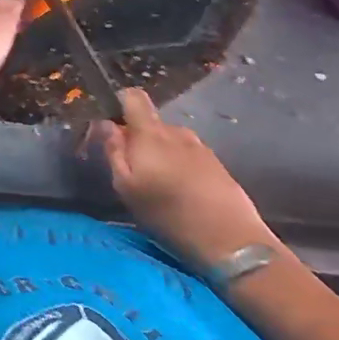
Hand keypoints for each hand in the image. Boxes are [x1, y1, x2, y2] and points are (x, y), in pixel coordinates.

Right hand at [99, 89, 274, 269]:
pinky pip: (187, 154)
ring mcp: (201, 148)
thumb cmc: (168, 213)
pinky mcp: (217, 165)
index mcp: (151, 134)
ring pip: (170, 140)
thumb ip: (114, 151)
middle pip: (150, 123)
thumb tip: (106, 125)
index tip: (112, 125)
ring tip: (157, 182)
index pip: (134, 98)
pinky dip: (178, 164)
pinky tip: (180, 190)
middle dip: (138, 138)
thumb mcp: (126, 186)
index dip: (120, 104)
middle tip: (133, 168)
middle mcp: (177, 133)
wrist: (231, 241)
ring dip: (159, 153)